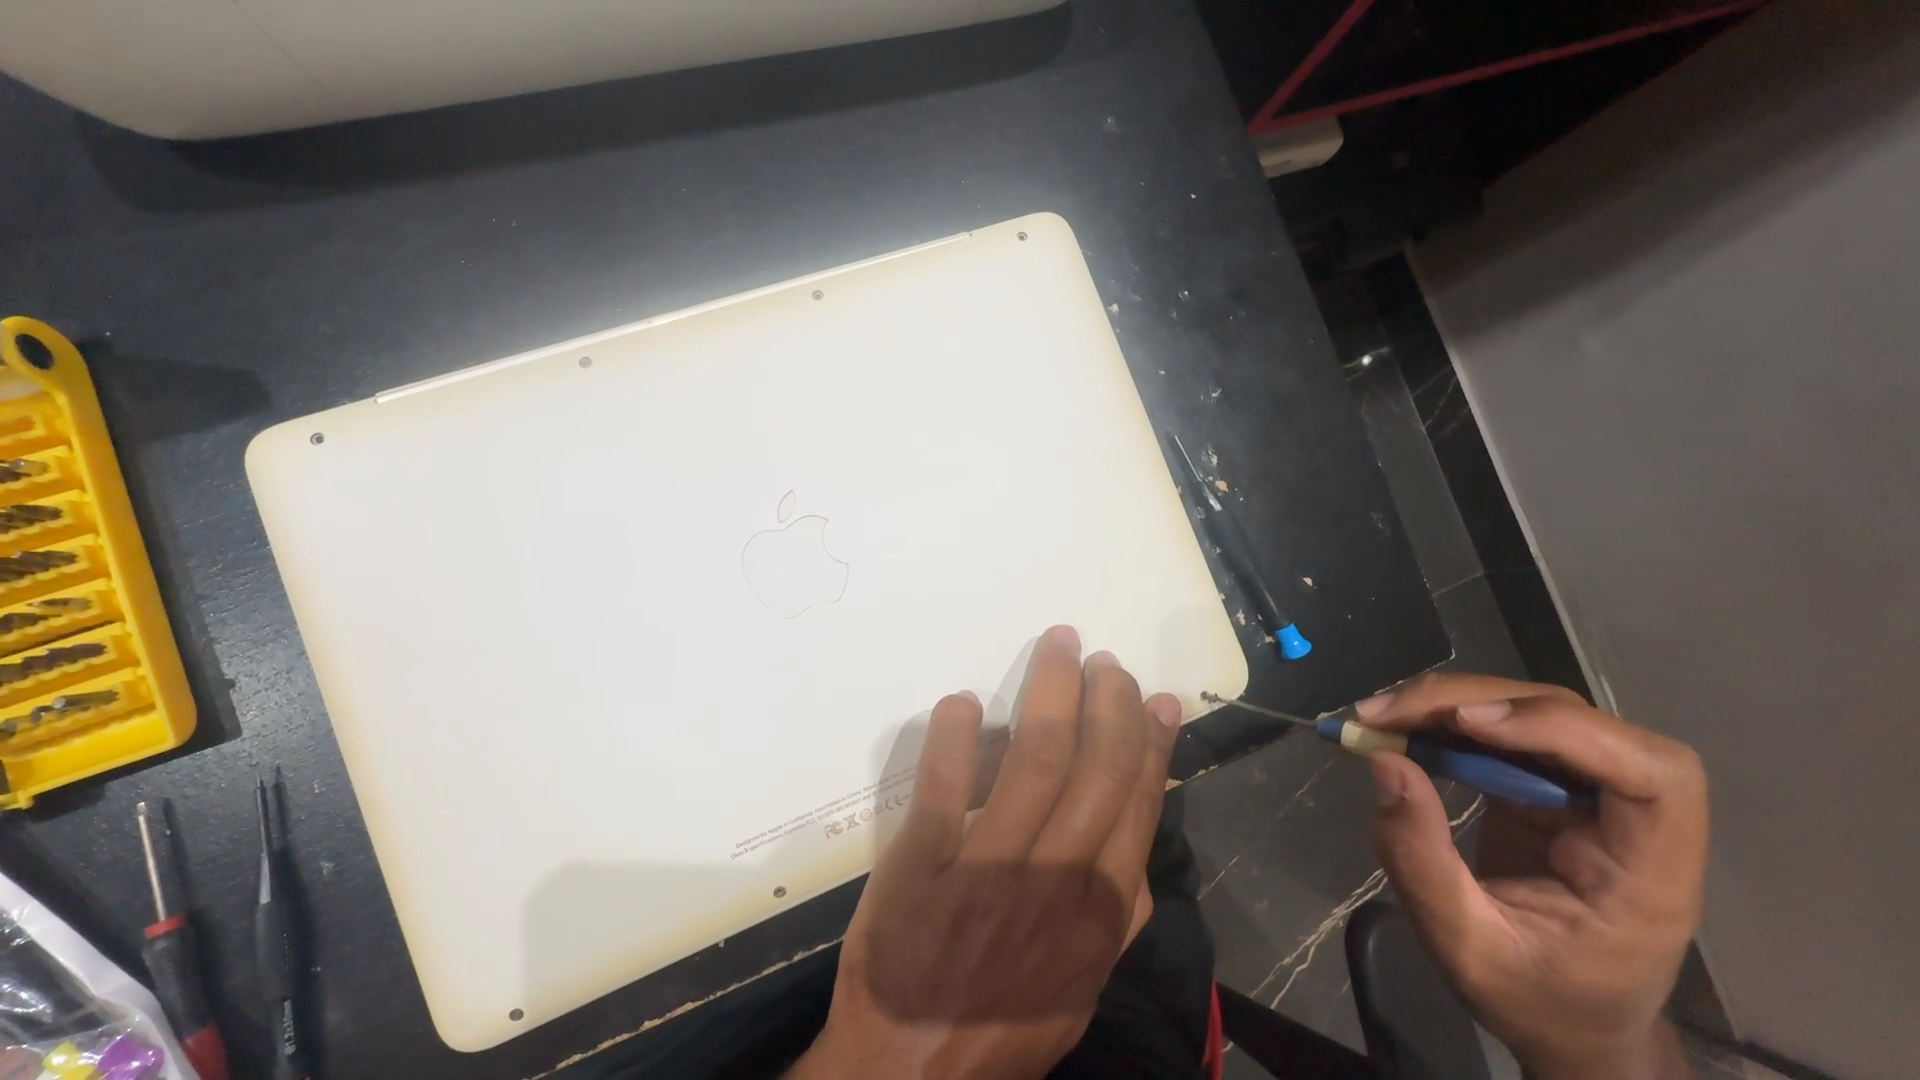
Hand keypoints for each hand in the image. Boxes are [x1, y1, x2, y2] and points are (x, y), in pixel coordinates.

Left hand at [788, 625, 1181, 1079]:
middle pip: (1095, 764)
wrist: (913, 1068)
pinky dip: (955, 732)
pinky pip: (943, 780)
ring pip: (1035, 755)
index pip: (1137, 800)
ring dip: (1051, 691)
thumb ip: (1117, 919)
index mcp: (1098, 906)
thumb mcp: (1082, 985)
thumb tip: (1141, 854)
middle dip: (1108, 700)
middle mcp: (1054, 874)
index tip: (1153, 698)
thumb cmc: (1004, 1024)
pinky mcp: (922, 858)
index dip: (1149, 740)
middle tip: (1105, 661)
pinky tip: (964, 700)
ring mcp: (987, 863)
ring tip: (1059, 649)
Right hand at [1359, 674, 1707, 1079]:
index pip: (1648, 772)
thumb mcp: (1466, 950)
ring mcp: (1590, 797)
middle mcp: (1632, 818)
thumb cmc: (1537, 1002)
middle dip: (1472, 702)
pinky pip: (1503, 736)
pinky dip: (1447, 723)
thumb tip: (1385, 763)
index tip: (1469, 724)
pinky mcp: (1549, 789)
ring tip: (1377, 716)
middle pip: (1574, 721)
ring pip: (1533, 714)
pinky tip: (1399, 728)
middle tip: (1384, 713)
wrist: (1569, 1028)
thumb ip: (1422, 860)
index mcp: (1650, 872)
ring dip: (1450, 704)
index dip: (1565, 730)